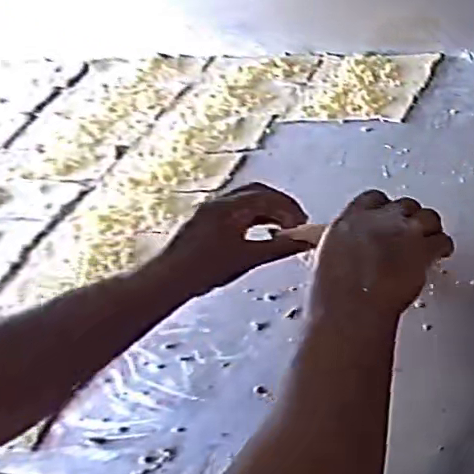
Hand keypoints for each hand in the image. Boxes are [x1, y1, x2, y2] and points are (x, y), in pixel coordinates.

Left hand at [152, 183, 309, 295]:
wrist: (165, 280)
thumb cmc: (204, 269)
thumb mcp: (250, 258)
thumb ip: (282, 247)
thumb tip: (307, 241)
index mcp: (229, 208)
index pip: (269, 197)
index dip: (291, 210)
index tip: (302, 226)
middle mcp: (218, 203)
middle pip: (259, 192)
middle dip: (282, 205)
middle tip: (296, 223)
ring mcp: (209, 210)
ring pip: (248, 200)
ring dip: (268, 211)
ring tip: (282, 230)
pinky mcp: (204, 221)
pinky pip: (236, 209)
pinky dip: (254, 217)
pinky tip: (261, 234)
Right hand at [309, 190, 454, 325]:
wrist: (352, 309)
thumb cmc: (336, 294)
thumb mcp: (328, 256)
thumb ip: (346, 242)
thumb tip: (346, 245)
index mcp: (351, 219)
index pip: (374, 198)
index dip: (386, 208)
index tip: (390, 216)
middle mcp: (379, 219)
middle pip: (406, 205)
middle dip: (410, 218)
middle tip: (412, 233)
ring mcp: (404, 231)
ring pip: (428, 217)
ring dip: (430, 229)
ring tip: (430, 240)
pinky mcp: (424, 248)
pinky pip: (442, 240)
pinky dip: (443, 247)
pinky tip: (441, 253)